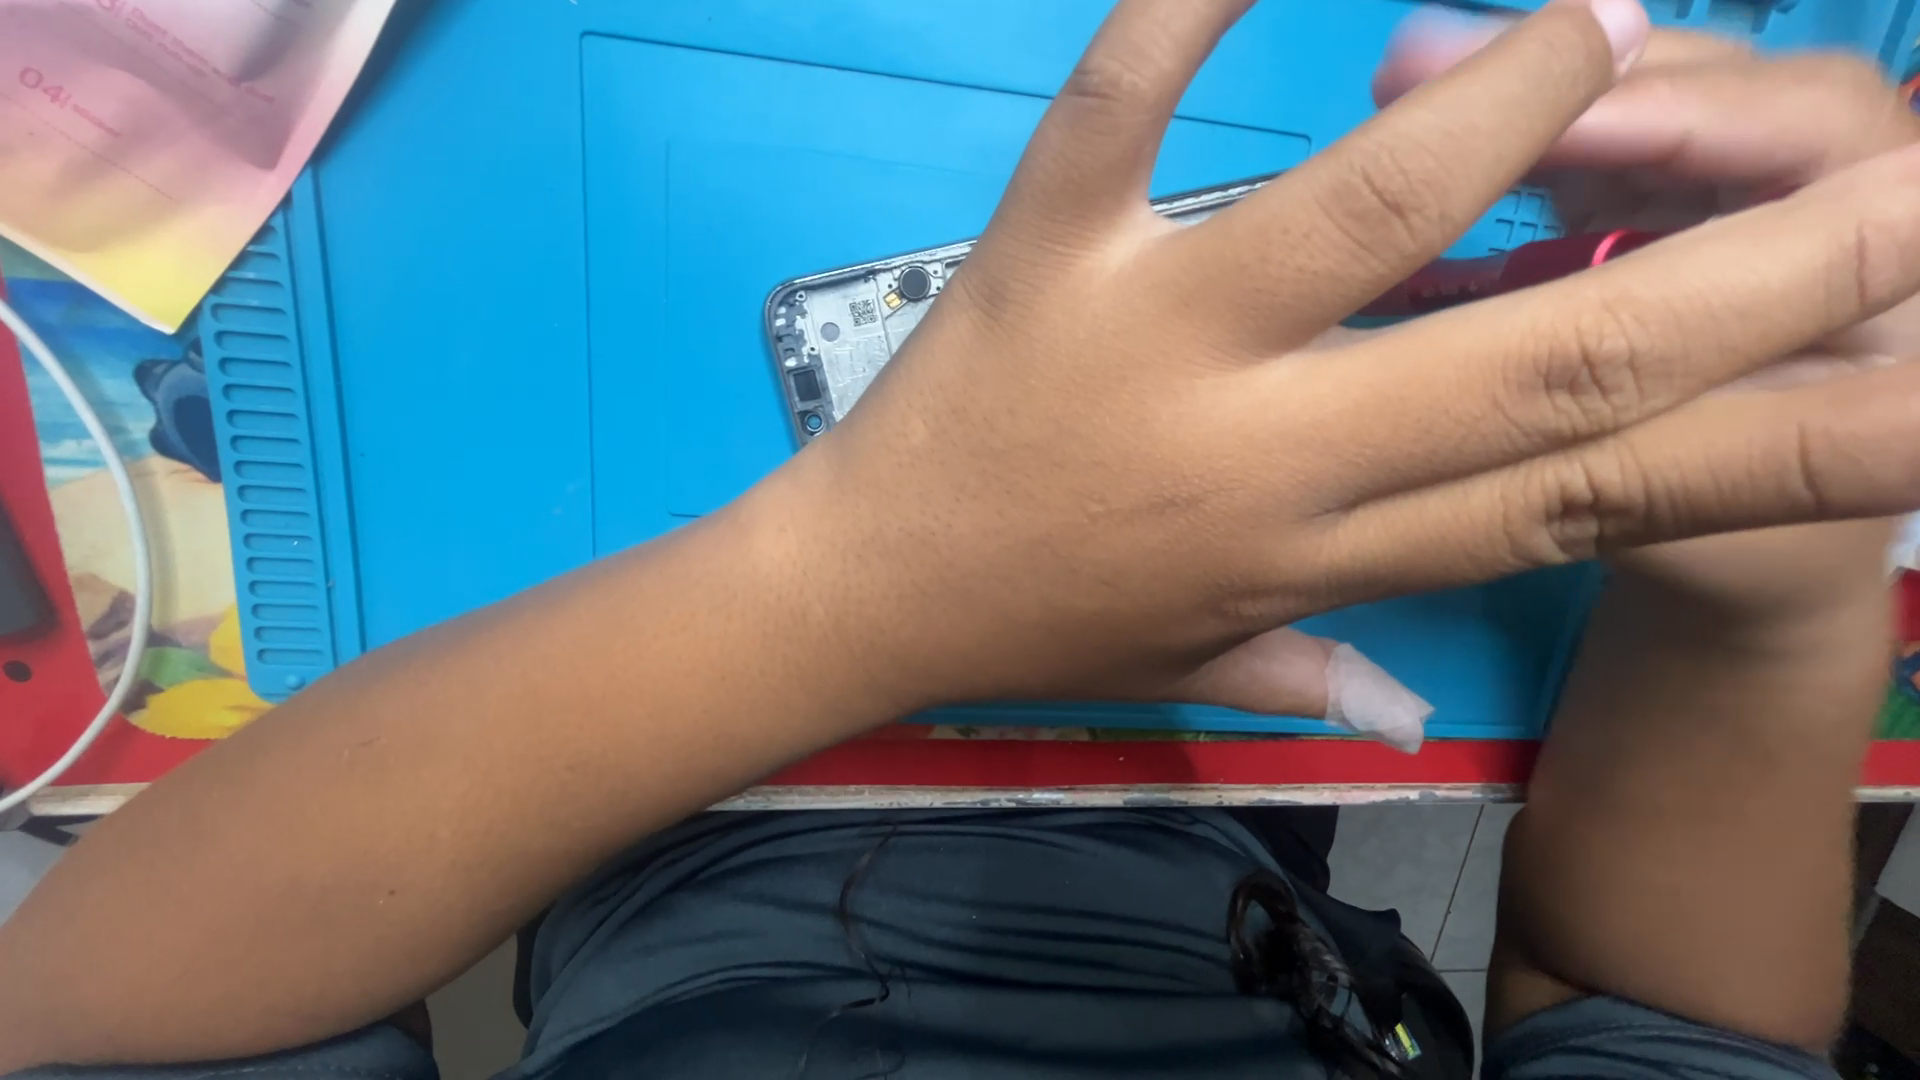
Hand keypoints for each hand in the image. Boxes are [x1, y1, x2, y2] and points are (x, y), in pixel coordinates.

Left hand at [756, 0, 1919, 736]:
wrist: (868, 594)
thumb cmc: (1026, 631)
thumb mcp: (1180, 671)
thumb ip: (1309, 677)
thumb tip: (1413, 712)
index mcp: (1303, 558)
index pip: (1574, 503)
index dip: (1767, 440)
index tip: (1909, 368)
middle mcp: (1256, 449)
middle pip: (1539, 361)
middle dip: (1741, 268)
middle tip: (1883, 173)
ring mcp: (1144, 335)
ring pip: (1370, 202)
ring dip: (1509, 104)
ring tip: (1594, 28)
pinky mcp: (1040, 257)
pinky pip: (1121, 98)